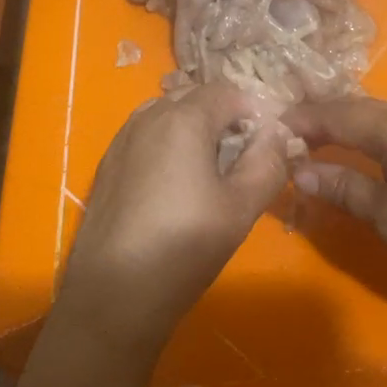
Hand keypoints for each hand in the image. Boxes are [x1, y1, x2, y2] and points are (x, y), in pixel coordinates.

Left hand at [57, 84, 293, 351]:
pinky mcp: (108, 162)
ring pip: (168, 114)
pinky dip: (167, 144)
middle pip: (195, 97)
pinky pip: (146, 135)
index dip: (253, 112)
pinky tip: (173, 186)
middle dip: (223, 117)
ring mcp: (123, 137)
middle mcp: (150, 116)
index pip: (228, 92)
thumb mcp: (240, 209)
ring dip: (193, 129)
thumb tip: (278, 133)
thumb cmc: (183, 248)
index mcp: (184, 118)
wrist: (112, 294)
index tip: (266, 146)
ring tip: (209, 173)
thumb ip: (266, 163)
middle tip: (241, 160)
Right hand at [282, 97, 386, 297]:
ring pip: (377, 116)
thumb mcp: (386, 215)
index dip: (304, 119)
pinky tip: (355, 150)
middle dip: (321, 117)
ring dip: (344, 124)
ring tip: (313, 140)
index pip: (339, 114)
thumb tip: (300, 171)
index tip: (272, 126)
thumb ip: (342, 186)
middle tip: (286, 131)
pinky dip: (367, 134)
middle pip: (358, 108)